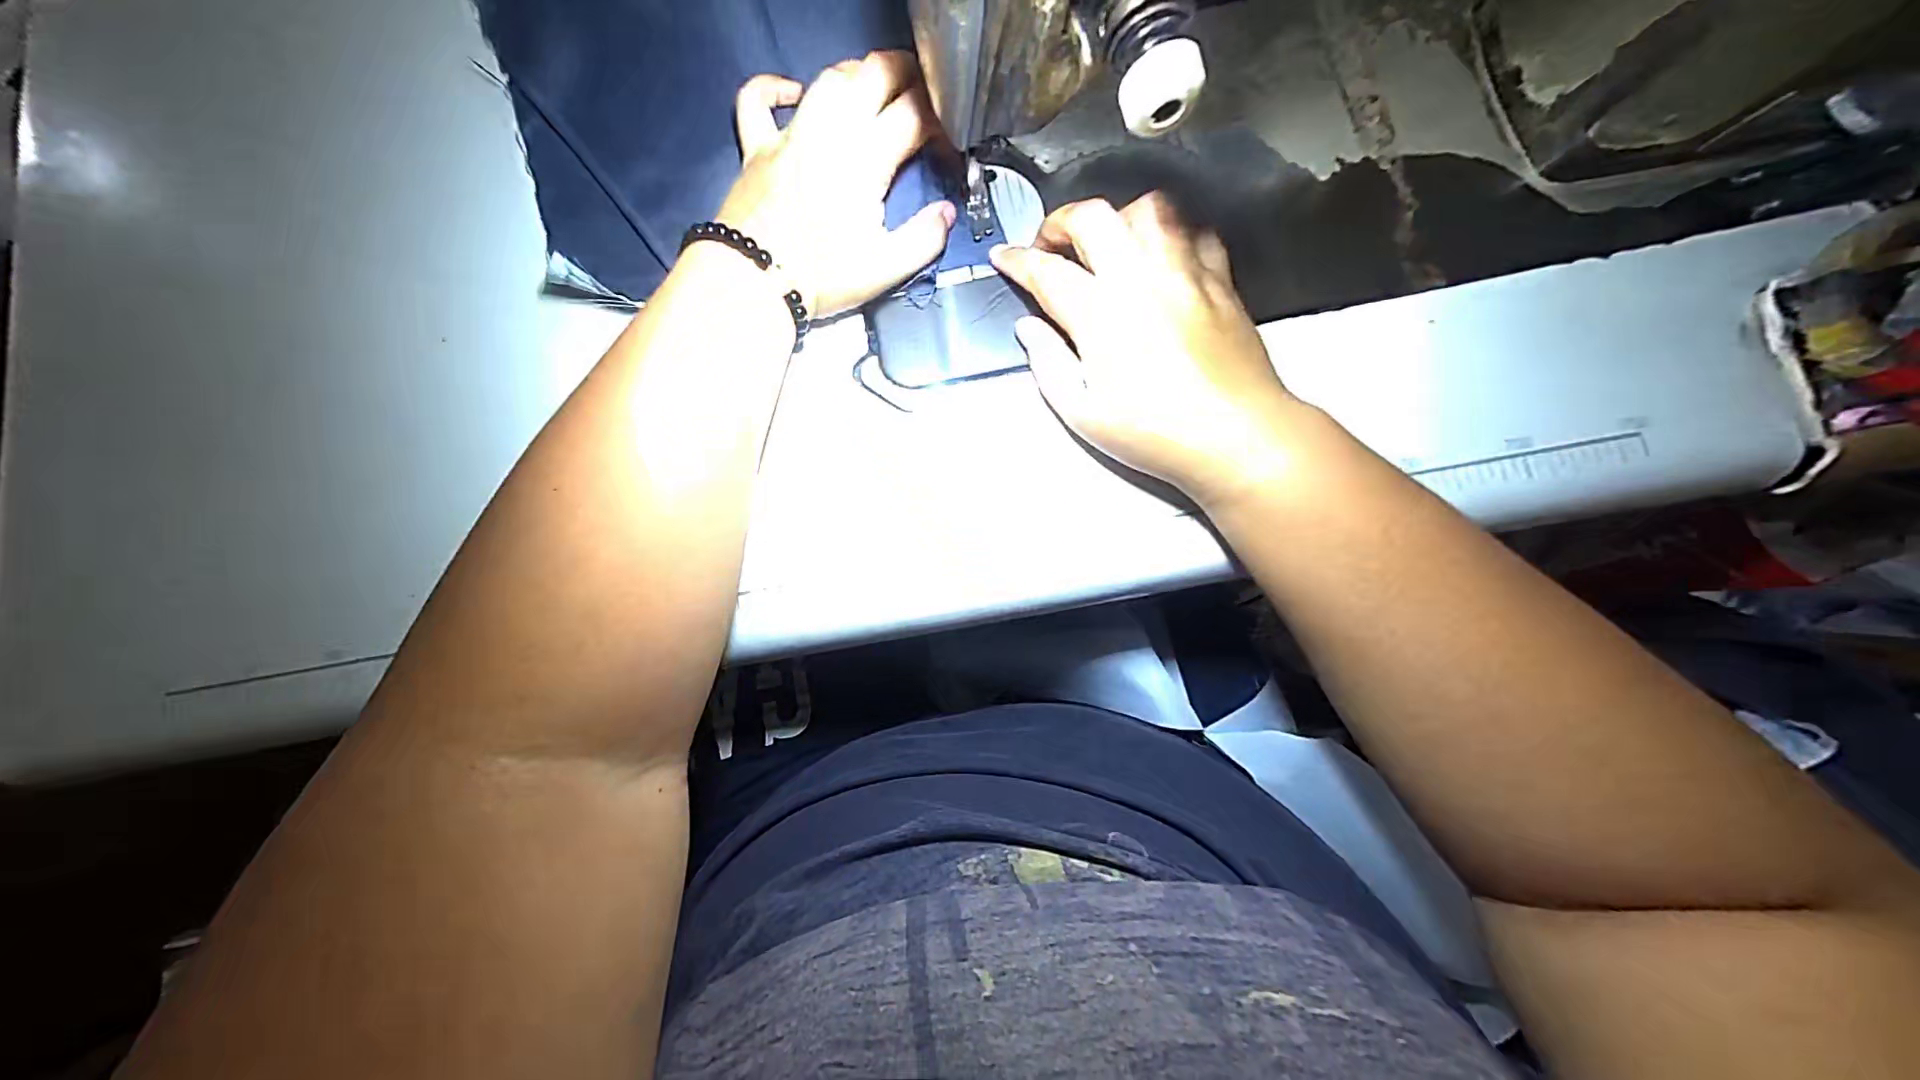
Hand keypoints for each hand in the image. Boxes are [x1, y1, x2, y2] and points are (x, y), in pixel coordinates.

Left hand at [714, 51, 956, 318]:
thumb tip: (947, 214)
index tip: (944, 136)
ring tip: (871, 87)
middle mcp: (830, 134)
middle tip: (918, 89)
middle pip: (872, 77)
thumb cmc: (821, 277)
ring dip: (854, 75)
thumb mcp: (885, 268)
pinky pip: (758, 100)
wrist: (756, 281)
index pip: (912, 116)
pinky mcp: (757, 147)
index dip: (936, 119)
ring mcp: (791, 135)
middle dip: (903, 74)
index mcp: (866, 161)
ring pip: (827, 81)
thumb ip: (924, 239)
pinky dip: (774, 87)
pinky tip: (791, 90)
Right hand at [990, 194, 1305, 510]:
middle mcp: (1141, 279)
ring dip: (1117, 218)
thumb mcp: (1083, 412)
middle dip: (1061, 222)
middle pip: (1094, 218)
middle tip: (1050, 246)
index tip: (1005, 258)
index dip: (1017, 260)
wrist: (1236, 435)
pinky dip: (1171, 235)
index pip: (1046, 270)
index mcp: (1099, 313)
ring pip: (1148, 210)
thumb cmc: (1158, 433)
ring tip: (1106, 244)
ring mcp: (1184, 273)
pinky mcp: (1219, 281)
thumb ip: (1048, 363)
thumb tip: (1029, 330)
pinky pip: (1194, 233)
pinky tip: (1161, 257)